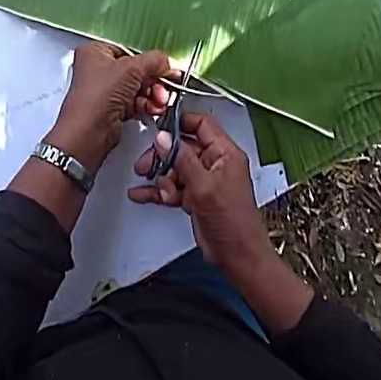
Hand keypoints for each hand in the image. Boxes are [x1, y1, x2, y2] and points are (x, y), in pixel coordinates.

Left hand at [44, 42, 172, 171]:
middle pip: (136, 70)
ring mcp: (105, 91)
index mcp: (95, 52)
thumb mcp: (131, 69)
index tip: (166, 66)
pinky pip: (135, 102)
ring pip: (137, 88)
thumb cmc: (96, 98)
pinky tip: (154, 108)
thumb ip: (154, 61)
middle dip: (154, 80)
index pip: (129, 50)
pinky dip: (147, 105)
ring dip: (153, 94)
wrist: (89, 132)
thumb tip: (166, 61)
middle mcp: (98, 70)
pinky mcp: (112, 109)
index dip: (149, 59)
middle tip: (166, 84)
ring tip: (160, 99)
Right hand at [129, 112, 313, 332]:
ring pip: (175, 168)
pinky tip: (142, 194)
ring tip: (157, 189)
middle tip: (147, 164)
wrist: (238, 257)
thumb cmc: (234, 224)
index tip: (158, 127)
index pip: (201, 124)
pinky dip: (159, 191)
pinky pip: (173, 186)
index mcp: (225, 154)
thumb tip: (164, 138)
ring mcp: (205, 181)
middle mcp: (215, 164)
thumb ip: (182, 160)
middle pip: (183, 147)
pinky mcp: (197, 197)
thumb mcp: (204, 187)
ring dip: (162, 178)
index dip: (178, 123)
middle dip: (163, 156)